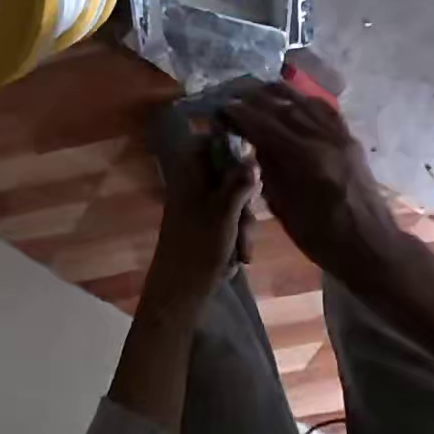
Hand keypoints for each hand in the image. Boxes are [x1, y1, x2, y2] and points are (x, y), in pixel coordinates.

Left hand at [145, 143, 258, 310]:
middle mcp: (192, 183)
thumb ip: (239, 182)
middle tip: (246, 218)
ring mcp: (198, 205)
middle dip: (244, 197)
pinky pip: (230, 219)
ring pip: (233, 198)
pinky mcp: (205, 225)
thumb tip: (253, 156)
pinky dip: (237, 234)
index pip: (210, 141)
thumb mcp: (225, 212)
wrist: (180, 292)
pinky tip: (238, 255)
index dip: (232, 148)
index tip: (252, 166)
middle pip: (228, 171)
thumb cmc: (199, 247)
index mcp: (189, 172)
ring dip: (243, 221)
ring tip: (241, 246)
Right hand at [219, 84, 400, 277]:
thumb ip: (270, 171)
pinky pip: (327, 112)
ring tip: (259, 89)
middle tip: (234, 96)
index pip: (266, 127)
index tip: (222, 108)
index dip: (242, 116)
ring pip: (306, 104)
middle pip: (285, 109)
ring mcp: (341, 138)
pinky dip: (307, 101)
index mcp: (306, 160)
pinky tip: (295, 99)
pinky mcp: (351, 141)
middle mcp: (324, 140)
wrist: (371, 247)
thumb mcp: (285, 208)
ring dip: (280, 94)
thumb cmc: (322, 237)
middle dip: (255, 100)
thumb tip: (255, 145)